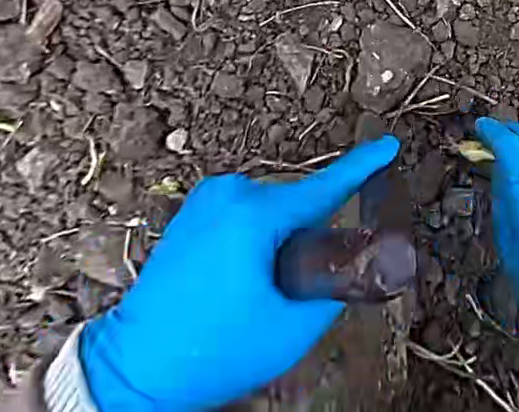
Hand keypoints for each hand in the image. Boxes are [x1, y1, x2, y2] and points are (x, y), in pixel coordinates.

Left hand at [78, 136, 400, 411]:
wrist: (130, 372)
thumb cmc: (211, 352)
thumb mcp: (289, 331)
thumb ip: (332, 292)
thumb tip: (351, 267)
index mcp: (256, 217)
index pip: (326, 187)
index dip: (363, 166)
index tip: (389, 145)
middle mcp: (233, 194)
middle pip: (299, 202)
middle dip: (310, 230)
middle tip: (295, 279)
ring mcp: (209, 197)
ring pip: (274, 206)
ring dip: (282, 232)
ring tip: (258, 282)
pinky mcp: (195, 208)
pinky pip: (248, 208)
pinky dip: (258, 229)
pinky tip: (241, 270)